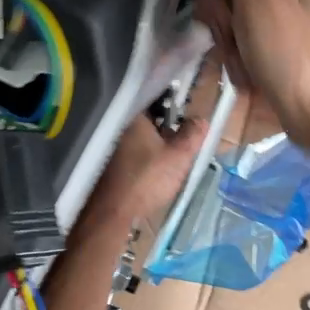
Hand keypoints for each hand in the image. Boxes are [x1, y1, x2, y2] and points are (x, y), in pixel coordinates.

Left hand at [79, 113, 209, 231]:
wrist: (114, 212)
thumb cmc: (147, 179)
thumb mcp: (179, 156)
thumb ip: (193, 134)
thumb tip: (200, 120)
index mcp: (134, 116)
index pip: (156, 98)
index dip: (174, 103)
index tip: (188, 113)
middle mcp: (119, 125)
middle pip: (149, 119)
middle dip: (167, 127)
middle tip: (185, 139)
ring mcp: (111, 145)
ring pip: (141, 137)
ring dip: (156, 143)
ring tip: (174, 157)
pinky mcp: (108, 163)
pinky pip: (132, 152)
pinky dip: (145, 156)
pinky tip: (155, 170)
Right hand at [196, 0, 309, 155]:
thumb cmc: (296, 54)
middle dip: (216, 1)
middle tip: (230, 25)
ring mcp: (276, 10)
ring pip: (225, 5)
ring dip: (224, 35)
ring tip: (243, 56)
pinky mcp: (271, 41)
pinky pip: (235, 37)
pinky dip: (235, 56)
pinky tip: (248, 73)